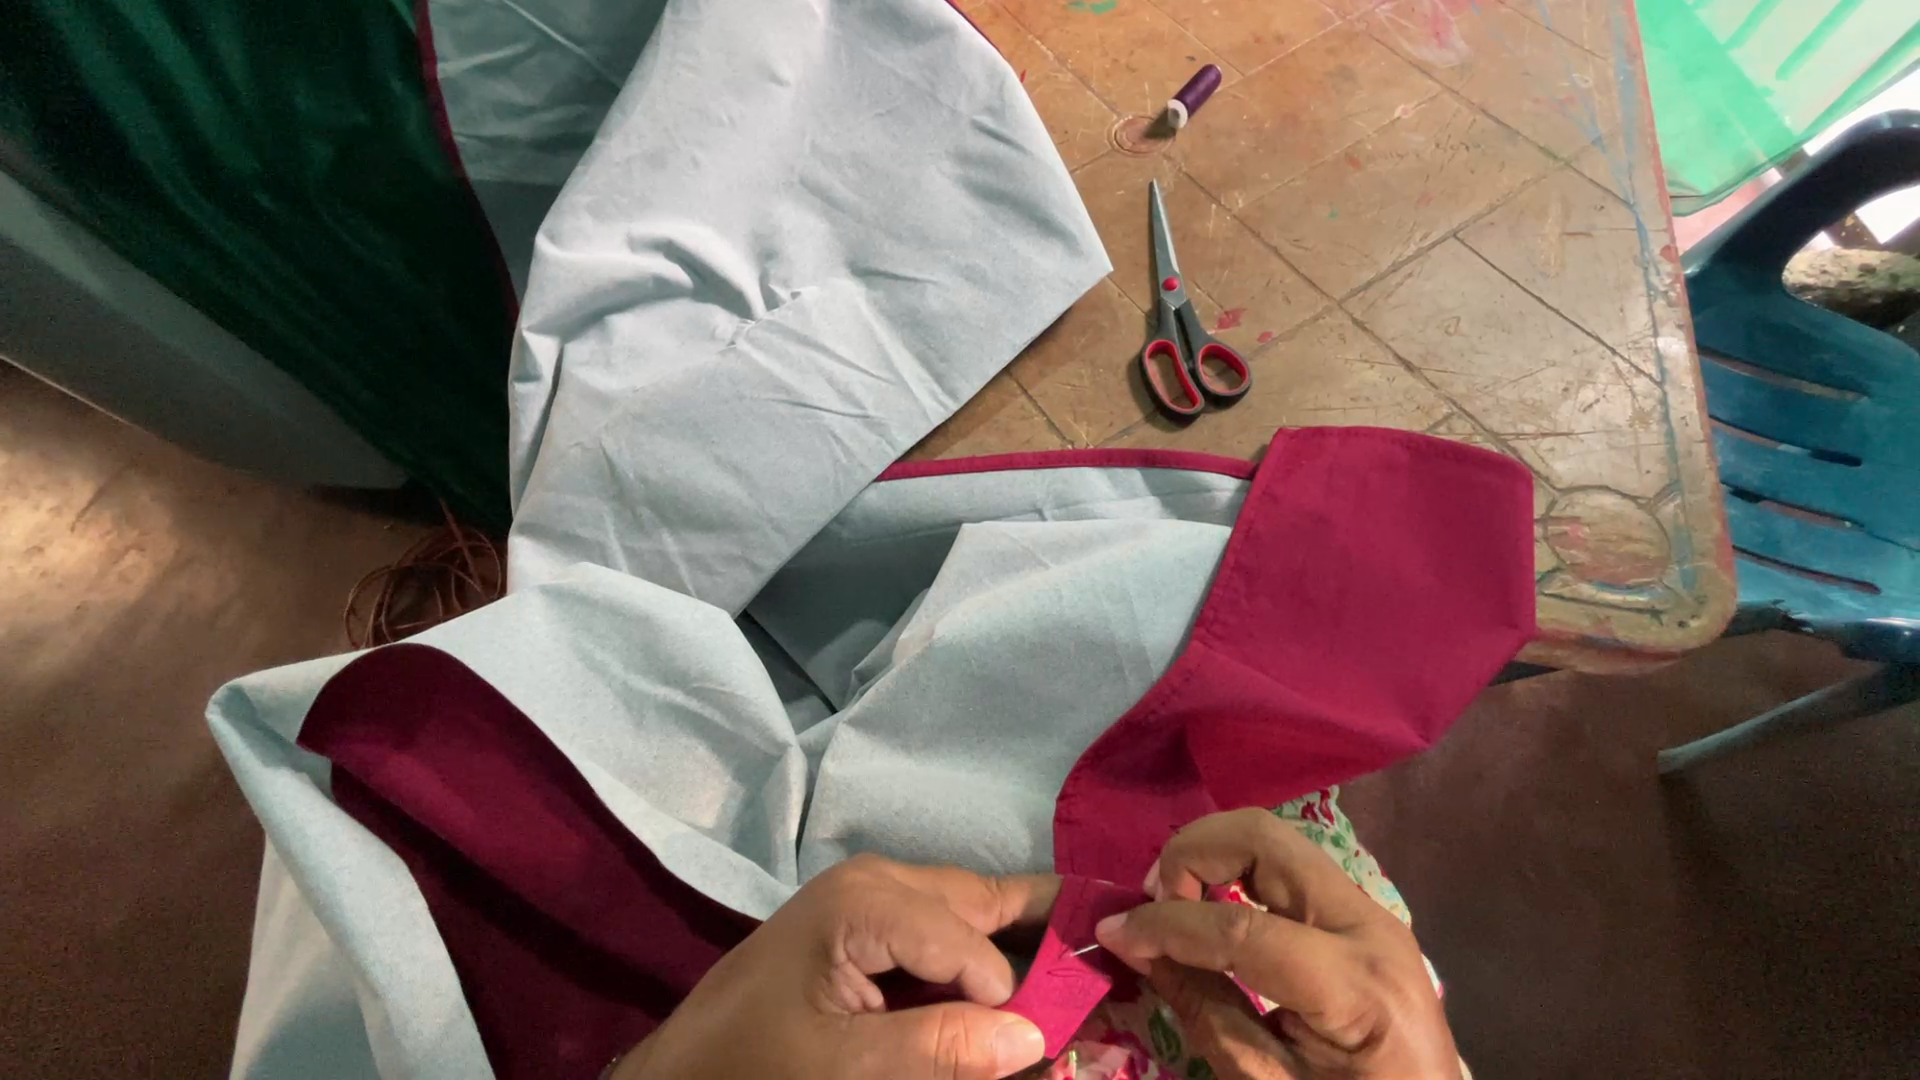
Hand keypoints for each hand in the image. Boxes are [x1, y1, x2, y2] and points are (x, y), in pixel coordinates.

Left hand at [613, 855, 1056, 1079]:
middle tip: (1103, 946)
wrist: (680, 1071)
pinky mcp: (867, 914)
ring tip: (1071, 953)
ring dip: (1014, 935)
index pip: (966, 940)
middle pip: (976, 899)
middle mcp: (875, 878)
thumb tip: (1033, 1037)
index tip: (1050, 1040)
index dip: (1011, 989)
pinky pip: (940, 920)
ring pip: (965, 904)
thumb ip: (937, 1051)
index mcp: (864, 900)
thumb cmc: (753, 1069)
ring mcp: (870, 892)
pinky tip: (1010, 965)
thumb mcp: (844, 1072)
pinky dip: (978, 944)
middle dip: (1038, 925)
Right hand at [1092, 809, 1459, 1078]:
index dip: (1165, 924)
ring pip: (1268, 834)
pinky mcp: (1355, 908)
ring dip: (1208, 852)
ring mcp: (1367, 909)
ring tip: (1175, 902)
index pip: (1241, 926)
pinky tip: (1209, 902)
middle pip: (1261, 839)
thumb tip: (1129, 940)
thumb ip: (1201, 1007)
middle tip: (1155, 905)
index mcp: (1358, 989)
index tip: (1112, 931)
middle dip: (1189, 856)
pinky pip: (1280, 859)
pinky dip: (1230, 864)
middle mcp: (1369, 925)